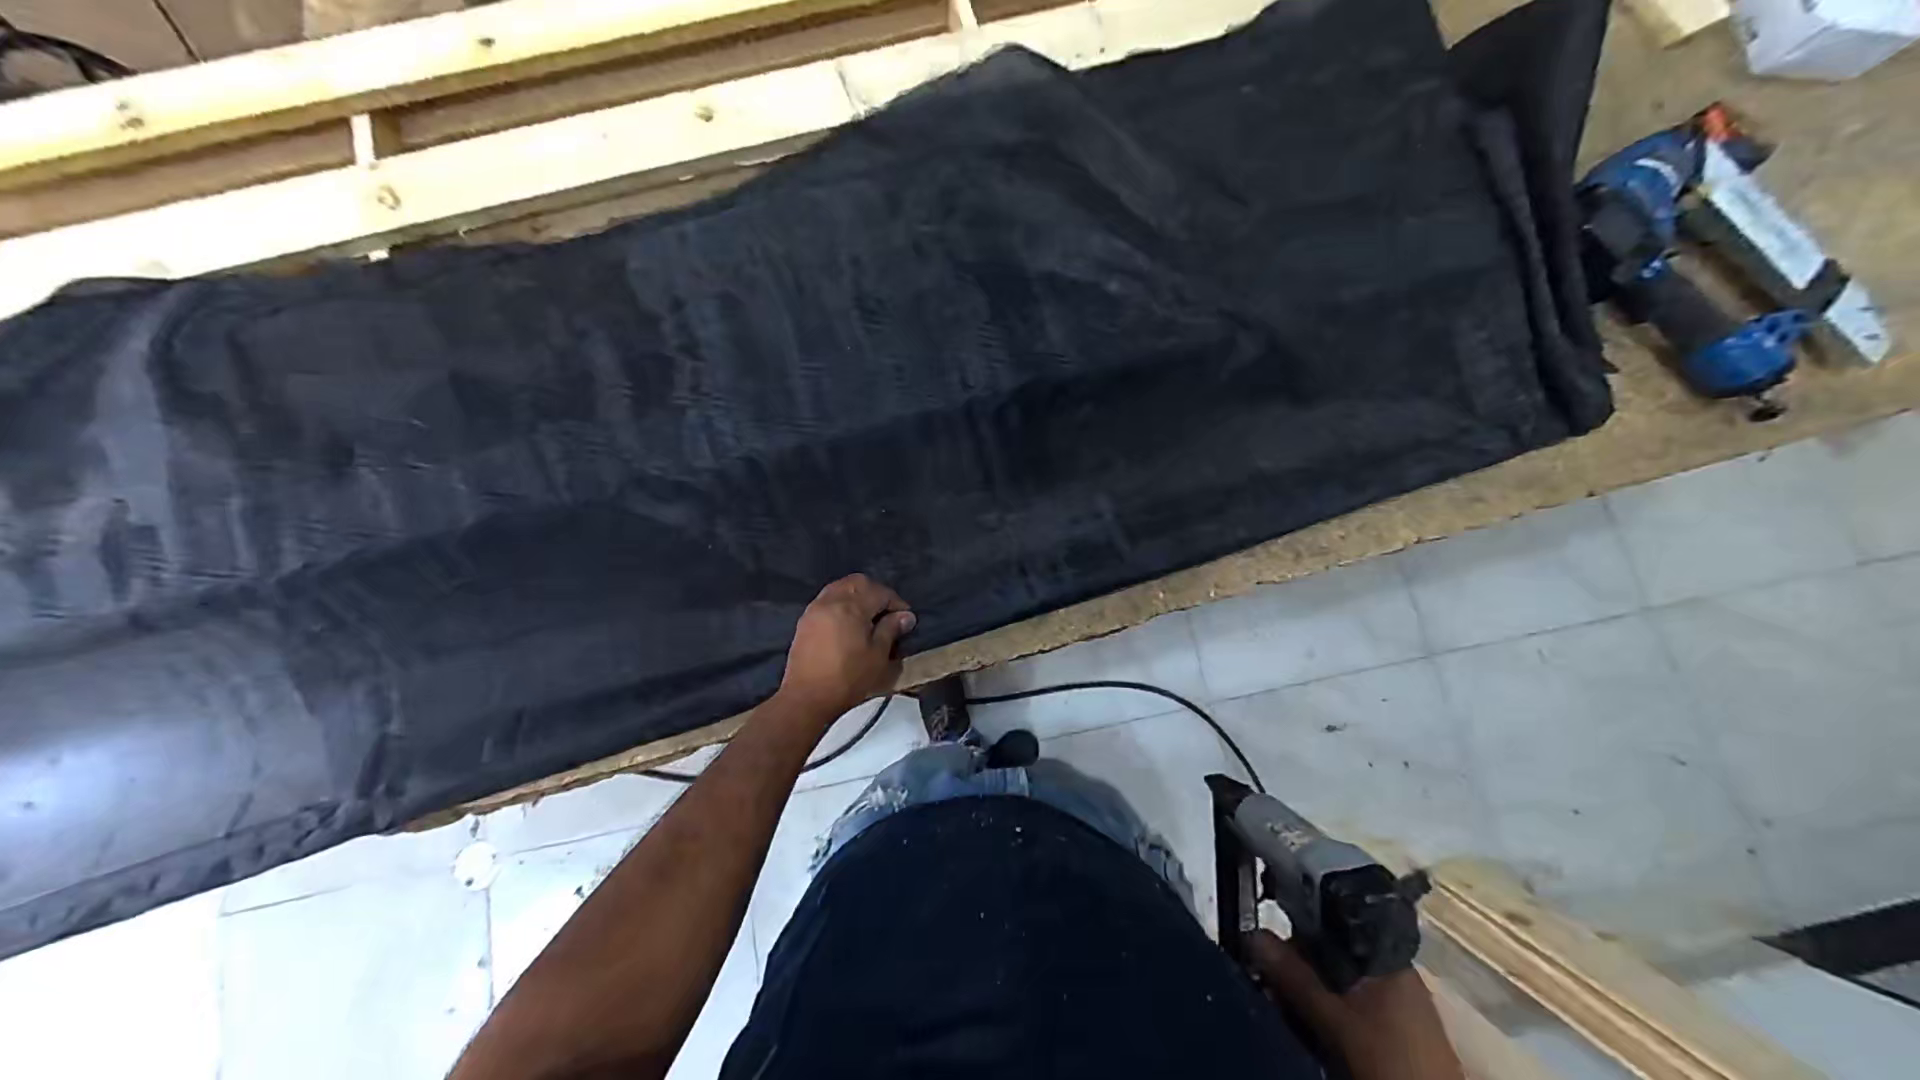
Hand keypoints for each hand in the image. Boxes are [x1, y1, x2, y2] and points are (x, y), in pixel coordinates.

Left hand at [775, 574, 915, 719]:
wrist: (807, 698)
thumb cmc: (848, 679)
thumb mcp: (877, 656)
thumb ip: (891, 630)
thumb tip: (905, 616)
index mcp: (851, 607)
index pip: (880, 592)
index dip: (896, 602)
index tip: (906, 618)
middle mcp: (831, 600)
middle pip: (858, 583)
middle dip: (876, 592)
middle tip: (887, 612)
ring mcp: (815, 609)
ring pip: (840, 588)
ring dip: (858, 595)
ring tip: (869, 616)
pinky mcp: (805, 621)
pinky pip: (827, 599)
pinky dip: (842, 603)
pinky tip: (849, 622)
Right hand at [1245, 931, 1463, 1079]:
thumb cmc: (1391, 1065)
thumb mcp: (1335, 1021)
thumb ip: (1293, 976)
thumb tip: (1251, 933)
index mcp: (1386, 960)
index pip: (1334, 920)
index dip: (1297, 921)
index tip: (1267, 934)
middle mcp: (1391, 974)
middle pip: (1330, 952)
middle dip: (1295, 962)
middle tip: (1266, 980)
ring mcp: (1393, 1006)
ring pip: (1335, 981)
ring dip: (1305, 990)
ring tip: (1279, 1005)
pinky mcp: (1390, 1034)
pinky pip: (1345, 1006)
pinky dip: (1321, 1011)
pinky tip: (1303, 1027)